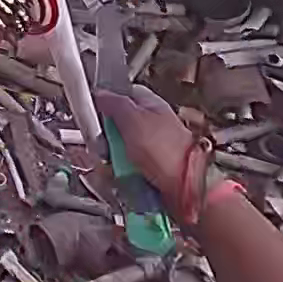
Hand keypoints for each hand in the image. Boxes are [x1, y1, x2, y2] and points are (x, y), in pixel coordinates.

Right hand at [95, 84, 197, 210]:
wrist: (187, 188)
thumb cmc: (165, 149)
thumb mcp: (132, 119)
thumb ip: (114, 103)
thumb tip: (99, 93)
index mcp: (151, 105)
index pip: (124, 93)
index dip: (107, 100)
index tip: (95, 110)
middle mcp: (152, 124)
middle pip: (118, 123)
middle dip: (107, 135)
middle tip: (104, 142)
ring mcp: (151, 147)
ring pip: (120, 147)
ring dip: (112, 155)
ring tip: (112, 163)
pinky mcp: (150, 169)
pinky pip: (126, 166)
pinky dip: (120, 171)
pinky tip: (120, 175)